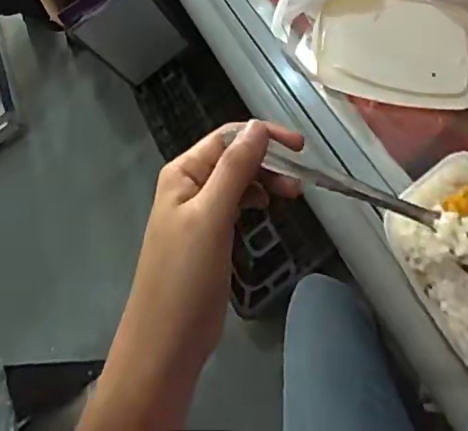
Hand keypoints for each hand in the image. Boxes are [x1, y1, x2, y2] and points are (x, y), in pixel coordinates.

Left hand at [78, 121, 304, 430]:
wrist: (167, 339)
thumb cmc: (185, 274)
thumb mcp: (212, 216)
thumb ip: (234, 170)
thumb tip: (256, 128)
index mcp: (182, 172)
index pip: (225, 138)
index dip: (262, 135)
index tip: (300, 146)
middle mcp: (188, 184)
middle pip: (232, 157)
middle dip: (266, 160)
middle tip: (300, 182)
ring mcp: (198, 211)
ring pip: (236, 180)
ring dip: (264, 180)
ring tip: (291, 195)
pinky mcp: (209, 235)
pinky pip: (235, 203)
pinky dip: (254, 200)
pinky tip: (267, 207)